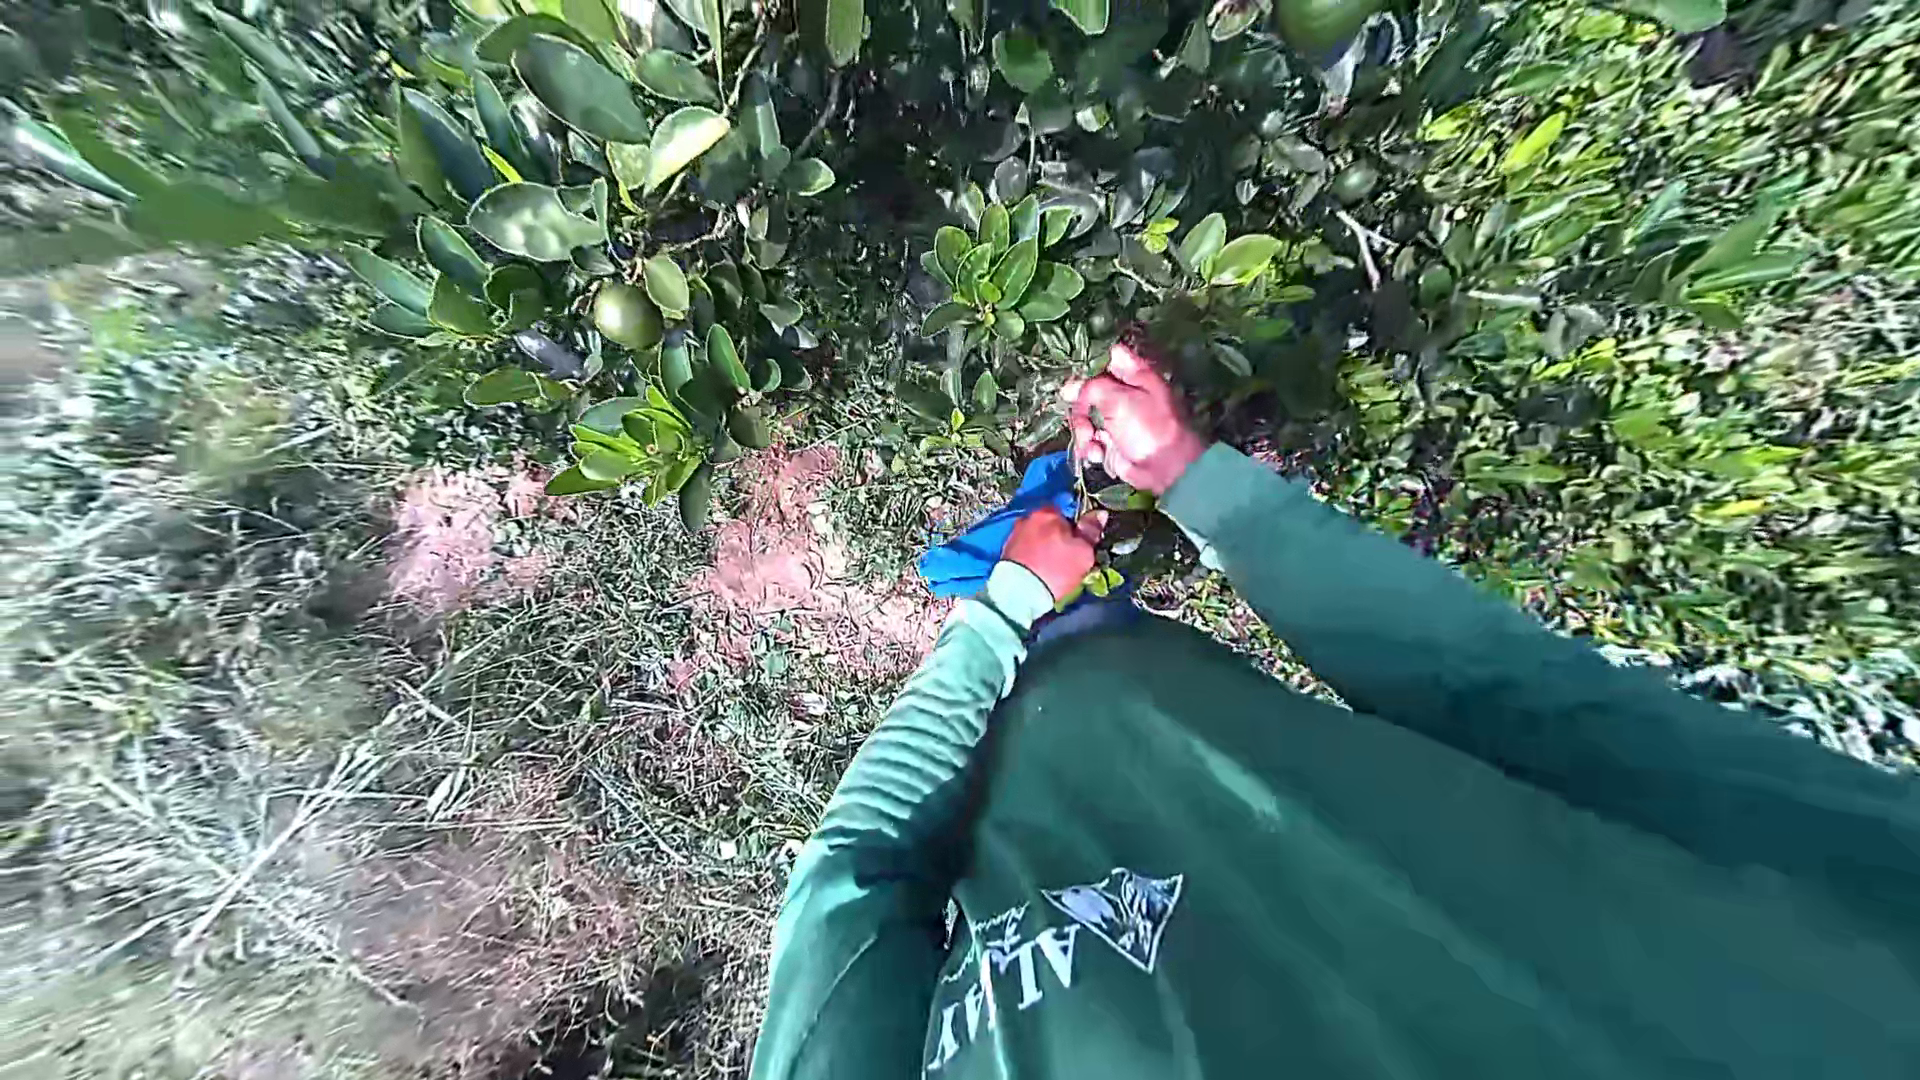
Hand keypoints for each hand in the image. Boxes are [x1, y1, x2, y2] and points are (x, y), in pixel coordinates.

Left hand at [1003, 505, 1107, 603]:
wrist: (1020, 594)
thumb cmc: (1055, 570)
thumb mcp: (1084, 552)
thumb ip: (1091, 530)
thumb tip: (1099, 514)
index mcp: (1048, 513)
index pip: (1068, 511)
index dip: (1077, 528)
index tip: (1080, 543)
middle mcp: (1027, 519)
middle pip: (1050, 524)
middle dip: (1058, 537)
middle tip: (1068, 557)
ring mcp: (1014, 535)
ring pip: (1037, 537)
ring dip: (1044, 548)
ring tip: (1052, 568)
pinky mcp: (1005, 552)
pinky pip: (1025, 550)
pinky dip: (1032, 557)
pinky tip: (1039, 570)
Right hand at [1061, 342, 1208, 496]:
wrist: (1164, 469)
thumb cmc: (1148, 429)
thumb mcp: (1119, 401)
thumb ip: (1091, 389)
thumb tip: (1068, 388)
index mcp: (1135, 375)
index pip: (1107, 356)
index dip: (1089, 365)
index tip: (1076, 379)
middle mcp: (1125, 393)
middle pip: (1088, 388)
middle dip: (1080, 407)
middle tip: (1083, 421)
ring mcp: (1116, 417)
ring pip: (1084, 415)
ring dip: (1082, 432)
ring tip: (1091, 445)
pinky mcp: (1110, 439)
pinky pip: (1089, 437)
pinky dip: (1089, 446)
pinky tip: (1096, 455)